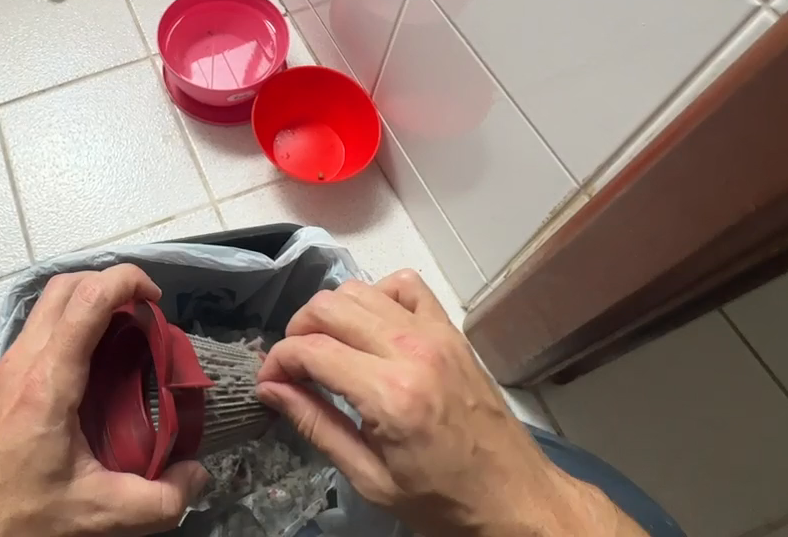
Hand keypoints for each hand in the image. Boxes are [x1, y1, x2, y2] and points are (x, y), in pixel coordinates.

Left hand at [0, 265, 209, 536]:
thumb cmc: (8, 519)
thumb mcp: (92, 515)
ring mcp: (3, 368)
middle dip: (108, 282)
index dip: (125, 281)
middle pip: (64, 286)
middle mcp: (22, 361)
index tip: (155, 297)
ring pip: (46, 306)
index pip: (87, 299)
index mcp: (48, 381)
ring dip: (86, 303)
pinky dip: (67, 329)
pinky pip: (36, 333)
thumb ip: (155, 500)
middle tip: (142, 312)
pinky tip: (85, 373)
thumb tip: (196, 477)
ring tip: (120, 338)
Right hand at [256, 271, 642, 536]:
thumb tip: (271, 388)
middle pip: (328, 307)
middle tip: (293, 365)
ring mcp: (433, 333)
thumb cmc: (442, 502)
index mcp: (389, 395)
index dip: (278, 360)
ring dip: (330, 312)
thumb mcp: (371, 479)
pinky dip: (377, 294)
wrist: (519, 502)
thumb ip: (316, 425)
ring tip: (327, 346)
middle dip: (297, 331)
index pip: (311, 350)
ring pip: (358, 289)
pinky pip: (403, 284)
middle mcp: (409, 350)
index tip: (268, 379)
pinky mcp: (450, 329)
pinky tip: (371, 325)